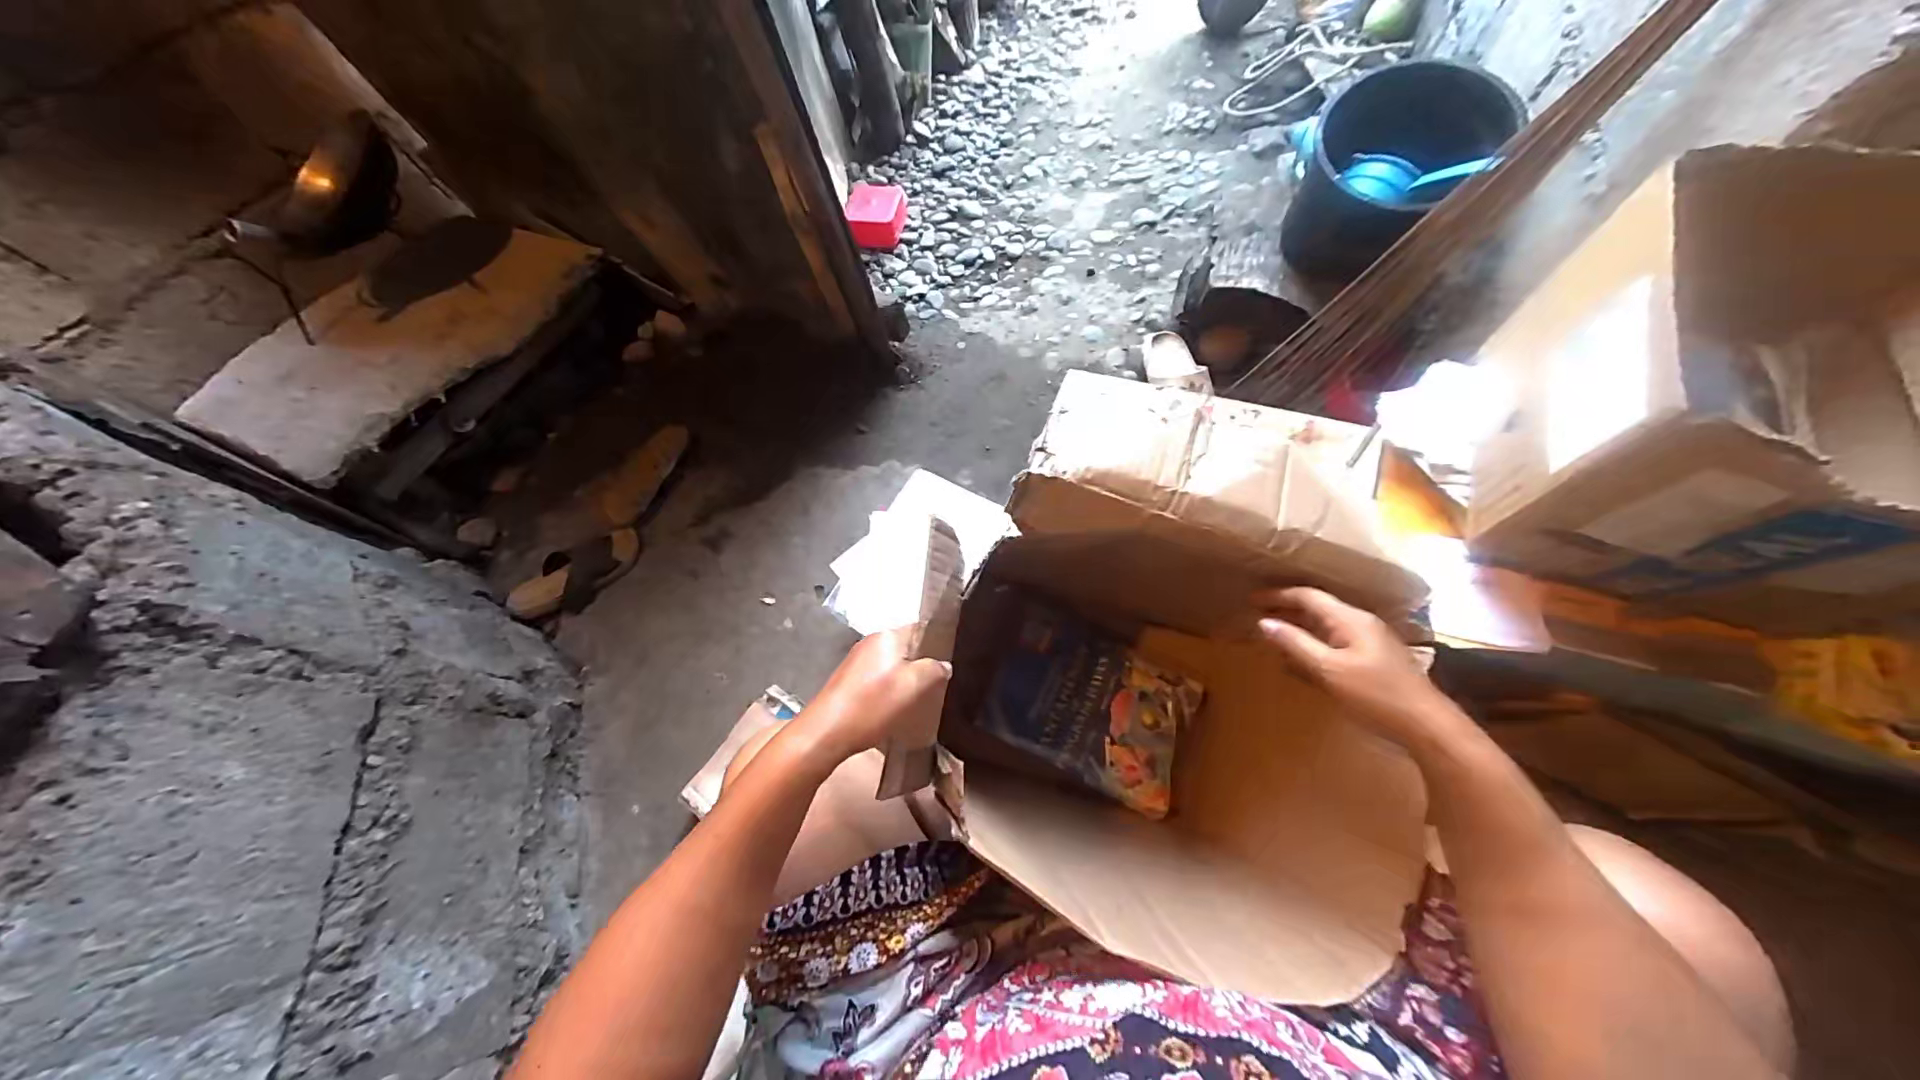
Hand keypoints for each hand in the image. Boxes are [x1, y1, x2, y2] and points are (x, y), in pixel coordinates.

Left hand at [797, 628, 950, 766]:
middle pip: (907, 648)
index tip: (953, 659)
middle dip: (923, 664)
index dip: (939, 642)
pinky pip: (880, 678)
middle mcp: (870, 642)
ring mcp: (857, 662)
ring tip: (920, 698)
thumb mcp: (912, 686)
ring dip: (907, 679)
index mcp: (886, 636)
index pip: (920, 628)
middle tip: (940, 684)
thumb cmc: (871, 705)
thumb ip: (934, 670)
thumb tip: (944, 665)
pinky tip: (896, 707)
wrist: (825, 733)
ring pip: (893, 665)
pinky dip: (891, 689)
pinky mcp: (850, 681)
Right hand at [1251, 587, 1459, 748]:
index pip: (1308, 597)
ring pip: (1325, 628)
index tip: (1251, 600)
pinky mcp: (1373, 662)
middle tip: (1257, 615)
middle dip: (1286, 610)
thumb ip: (1295, 643)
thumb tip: (1264, 622)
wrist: (1427, 726)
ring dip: (1298, 629)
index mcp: (1350, 620)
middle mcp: (1360, 624)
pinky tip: (1299, 662)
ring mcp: (1369, 643)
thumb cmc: (1375, 694)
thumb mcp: (1328, 669)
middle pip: (1317, 609)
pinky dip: (1312, 647)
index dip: (1278, 595)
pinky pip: (1334, 645)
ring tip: (1272, 636)